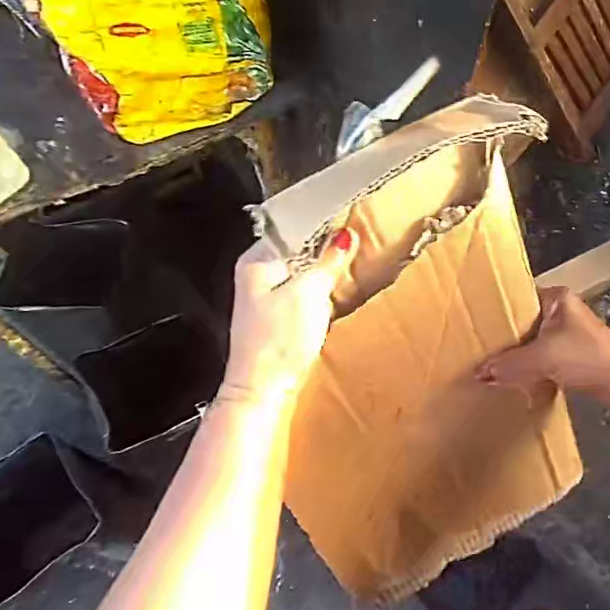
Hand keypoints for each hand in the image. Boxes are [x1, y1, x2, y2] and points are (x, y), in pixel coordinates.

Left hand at [220, 228, 356, 403]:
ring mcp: (266, 296)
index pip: (292, 226)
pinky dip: (318, 291)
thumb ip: (327, 262)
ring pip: (302, 271)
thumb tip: (343, 236)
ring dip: (323, 271)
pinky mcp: (278, 316)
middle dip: (324, 248)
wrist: (262, 390)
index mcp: (256, 259)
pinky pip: (302, 292)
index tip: (348, 219)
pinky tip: (333, 292)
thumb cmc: (277, 342)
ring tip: (347, 264)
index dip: (320, 224)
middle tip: (353, 241)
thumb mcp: (309, 294)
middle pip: (297, 248)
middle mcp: (257, 273)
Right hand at [477, 287, 609, 403]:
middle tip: (482, 346)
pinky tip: (515, 374)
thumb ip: (507, 365)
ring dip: (517, 354)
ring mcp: (568, 332)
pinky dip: (529, 365)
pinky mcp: (571, 353)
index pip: (517, 298)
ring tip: (493, 362)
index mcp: (556, 297)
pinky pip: (540, 356)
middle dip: (505, 337)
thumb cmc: (587, 358)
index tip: (478, 325)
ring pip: (531, 341)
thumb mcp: (542, 359)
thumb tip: (478, 374)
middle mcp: (562, 310)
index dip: (497, 312)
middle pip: (522, 322)